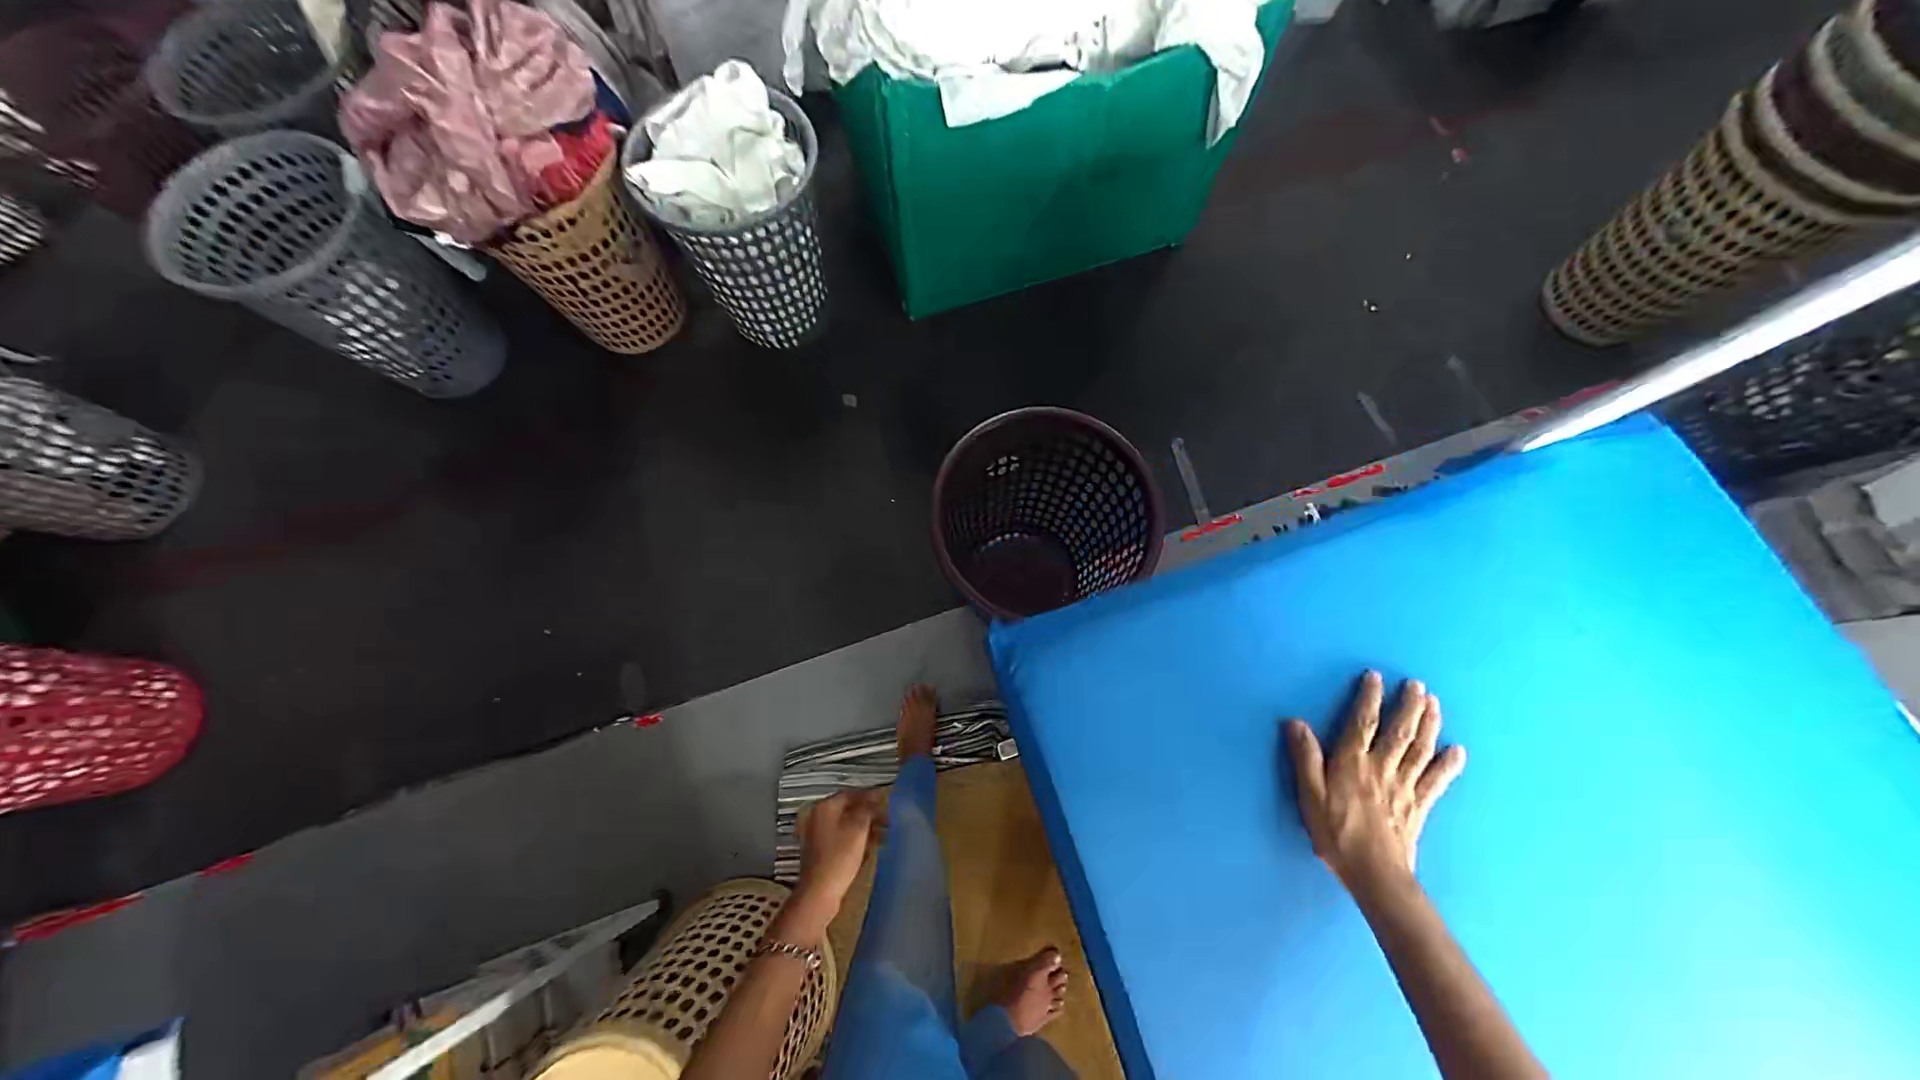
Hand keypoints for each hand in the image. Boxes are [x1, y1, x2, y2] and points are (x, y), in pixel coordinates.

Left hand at [788, 789, 883, 936]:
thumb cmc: (840, 856)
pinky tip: (869, 849)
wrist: (820, 892)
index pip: (850, 794)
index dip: (870, 797)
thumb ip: (867, 809)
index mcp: (825, 807)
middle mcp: (817, 817)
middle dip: (868, 814)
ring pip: (845, 825)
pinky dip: (855, 840)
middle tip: (887, 820)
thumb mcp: (859, 828)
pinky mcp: (819, 852)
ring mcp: (816, 836)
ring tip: (883, 835)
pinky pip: (841, 839)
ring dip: (864, 828)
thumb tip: (874, 799)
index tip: (886, 801)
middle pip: (847, 810)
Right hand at [1286, 670, 1465, 894]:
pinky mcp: (1418, 806)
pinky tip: (1458, 751)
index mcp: (1352, 763)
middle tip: (1417, 684)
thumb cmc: (1335, 833)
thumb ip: (1305, 757)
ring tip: (1435, 704)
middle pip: (1399, 731)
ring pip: (1420, 749)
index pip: (1361, 723)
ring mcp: (1404, 787)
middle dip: (1409, 705)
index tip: (1375, 677)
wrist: (1375, 873)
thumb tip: (1296, 722)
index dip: (1369, 698)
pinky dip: (1448, 765)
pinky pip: (1436, 781)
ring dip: (1429, 724)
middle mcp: (1381, 768)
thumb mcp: (1309, 795)